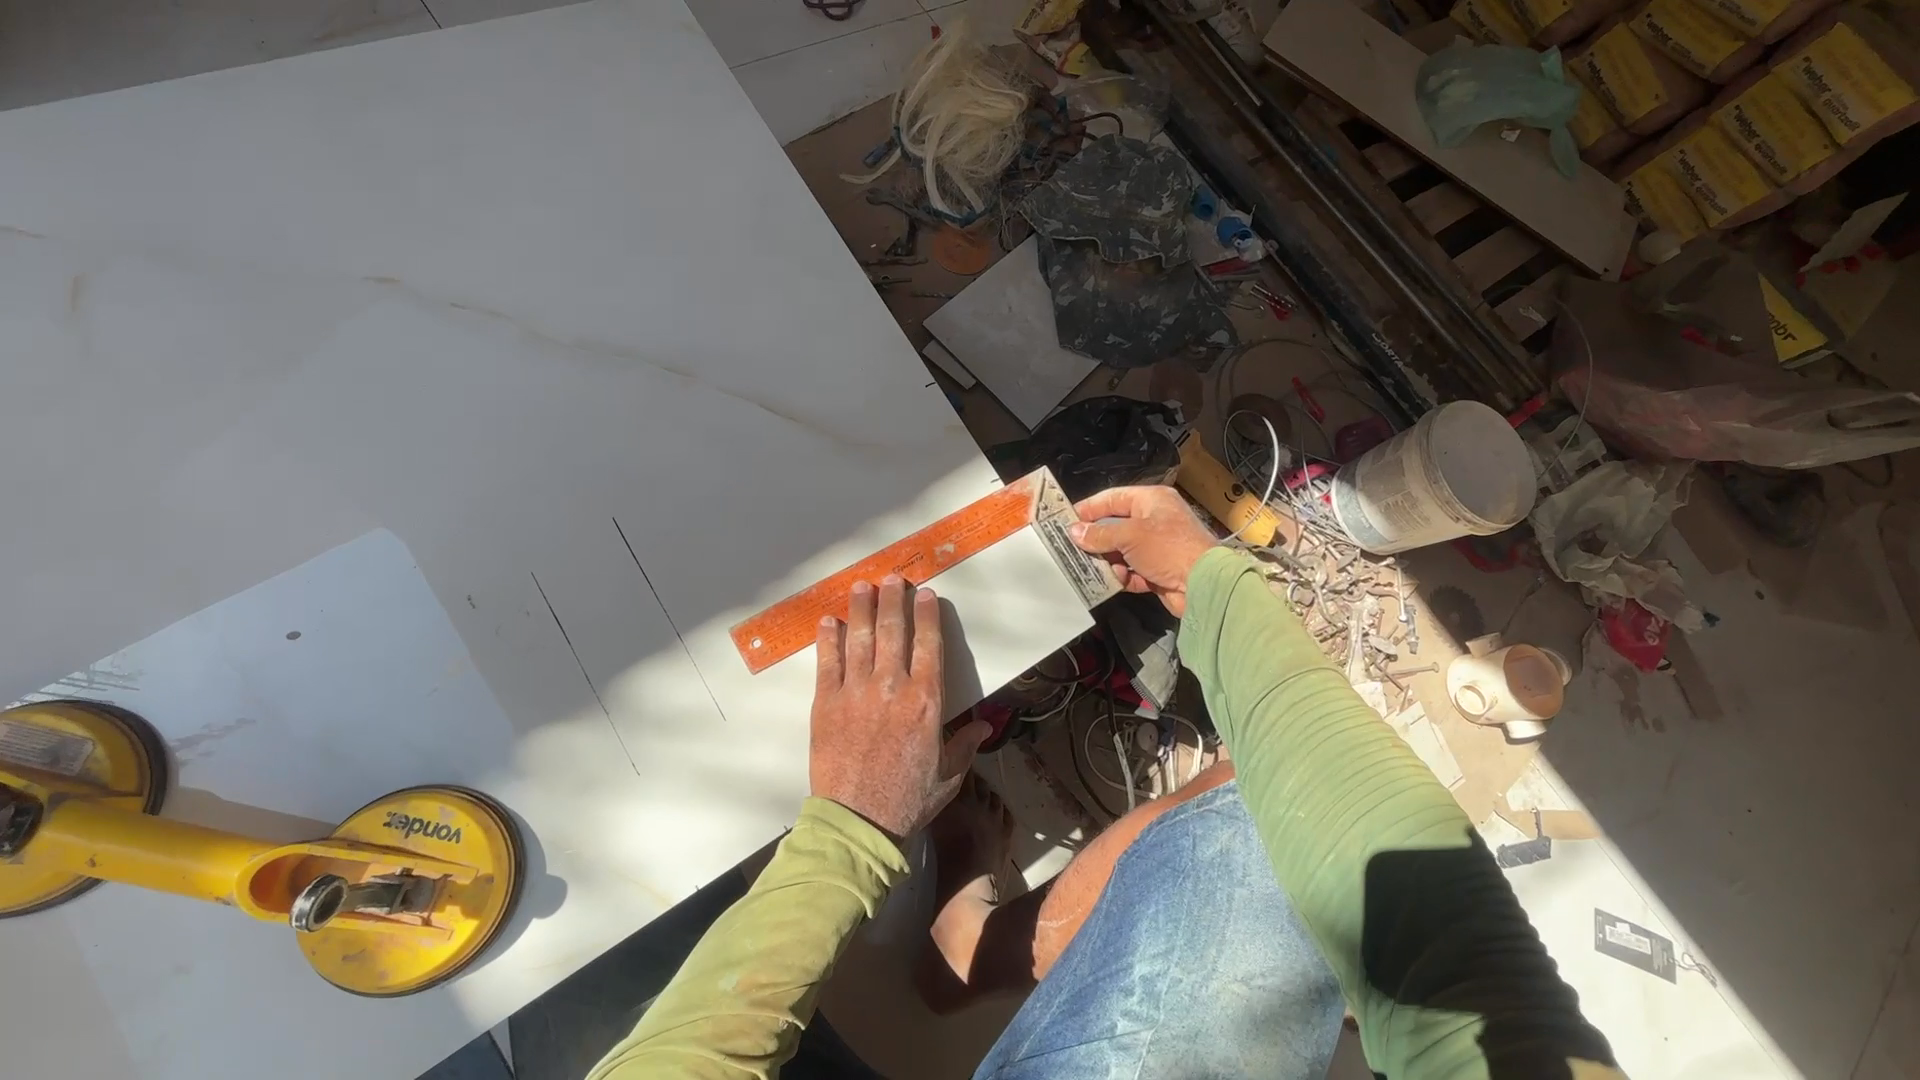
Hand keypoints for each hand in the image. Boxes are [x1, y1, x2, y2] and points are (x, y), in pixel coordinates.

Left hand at [811, 576, 991, 841]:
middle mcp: (892, 687)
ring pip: (861, 638)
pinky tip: (830, 621)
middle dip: (894, 599)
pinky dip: (829, 638)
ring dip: (862, 608)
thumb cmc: (907, 800)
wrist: (858, 822)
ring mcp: (855, 692)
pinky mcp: (825, 704)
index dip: (927, 615)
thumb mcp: (948, 775)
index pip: (928, 644)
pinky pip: (828, 661)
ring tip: (862, 586)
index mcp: (926, 701)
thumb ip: (964, 745)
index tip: (926, 595)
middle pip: (894, 631)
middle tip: (893, 579)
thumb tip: (983, 725)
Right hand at [1069, 486, 1216, 616]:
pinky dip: (1123, 577)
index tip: (1067, 519)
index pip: (1113, 498)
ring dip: (1110, 562)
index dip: (1089, 508)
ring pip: (1122, 551)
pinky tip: (1116, 581)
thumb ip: (1100, 534)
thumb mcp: (1130, 536)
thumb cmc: (1170, 550)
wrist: (1204, 586)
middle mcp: (1155, 520)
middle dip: (1097, 540)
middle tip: (1074, 549)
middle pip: (1115, 526)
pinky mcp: (1159, 571)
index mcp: (1152, 501)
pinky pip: (1132, 571)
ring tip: (1098, 568)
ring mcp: (1158, 547)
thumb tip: (1075, 532)